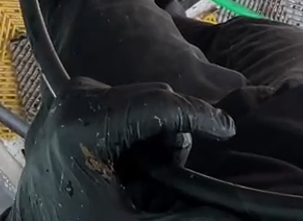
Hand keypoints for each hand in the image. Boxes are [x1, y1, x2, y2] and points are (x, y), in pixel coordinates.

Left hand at [11, 79, 236, 220]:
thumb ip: (184, 215)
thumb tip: (232, 213)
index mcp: (85, 126)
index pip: (158, 104)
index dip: (199, 116)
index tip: (228, 131)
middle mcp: (76, 98)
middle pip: (152, 97)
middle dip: (173, 131)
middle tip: (173, 172)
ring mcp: (70, 94)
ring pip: (139, 97)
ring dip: (154, 130)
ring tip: (143, 172)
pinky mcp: (70, 97)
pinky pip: (119, 100)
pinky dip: (133, 126)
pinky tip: (126, 160)